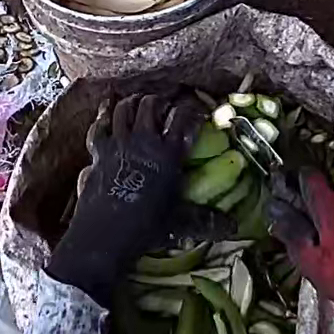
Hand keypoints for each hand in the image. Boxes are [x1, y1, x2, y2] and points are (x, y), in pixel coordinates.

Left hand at [46, 93, 200, 300]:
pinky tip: (107, 115)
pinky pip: (100, 125)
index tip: (196, 109)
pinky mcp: (99, 150)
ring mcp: (119, 143)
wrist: (106, 233)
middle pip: (151, 105)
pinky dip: (104, 116)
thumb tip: (234, 226)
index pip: (184, 118)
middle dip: (160, 101)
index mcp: (168, 154)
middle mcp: (144, 141)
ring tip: (139, 104)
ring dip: (133, 103)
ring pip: (124, 109)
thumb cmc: (147, 226)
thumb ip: (208, 220)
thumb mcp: (182, 222)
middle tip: (165, 105)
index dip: (192, 108)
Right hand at [268, 169, 333, 333]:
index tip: (278, 197)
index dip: (288, 182)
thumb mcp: (315, 265)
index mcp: (331, 205)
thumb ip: (292, 235)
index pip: (306, 176)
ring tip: (321, 259)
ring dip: (326, 229)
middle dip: (306, 212)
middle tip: (294, 238)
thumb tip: (276, 213)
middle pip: (321, 197)